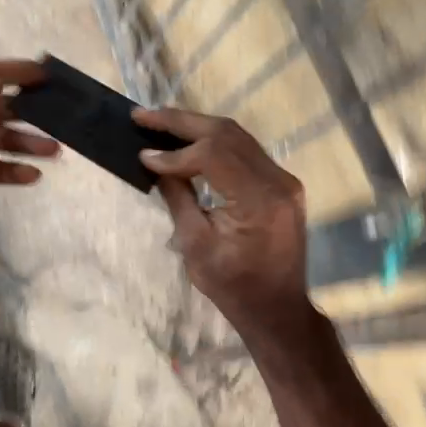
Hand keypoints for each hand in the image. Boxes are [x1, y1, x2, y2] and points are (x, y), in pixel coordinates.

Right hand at [135, 108, 312, 336]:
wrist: (277, 310)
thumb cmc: (233, 286)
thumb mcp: (195, 245)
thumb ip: (178, 197)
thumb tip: (156, 161)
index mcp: (259, 199)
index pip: (213, 155)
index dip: (174, 152)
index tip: (143, 156)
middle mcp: (277, 180)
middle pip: (225, 133)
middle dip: (180, 122)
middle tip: (142, 116)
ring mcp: (283, 179)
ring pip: (236, 135)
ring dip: (195, 126)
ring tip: (159, 122)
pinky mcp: (280, 183)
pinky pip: (244, 149)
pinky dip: (213, 141)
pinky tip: (187, 140)